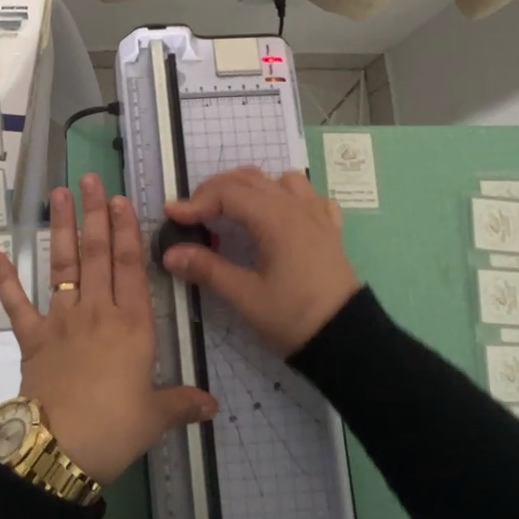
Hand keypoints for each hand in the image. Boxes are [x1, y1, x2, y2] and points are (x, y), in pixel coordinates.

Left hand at [0, 174, 217, 483]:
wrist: (59, 447)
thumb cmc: (115, 427)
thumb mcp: (156, 416)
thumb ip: (182, 403)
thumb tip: (214, 407)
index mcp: (132, 325)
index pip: (132, 266)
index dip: (127, 230)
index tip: (120, 199)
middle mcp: (97, 312)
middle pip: (97, 254)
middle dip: (94, 214)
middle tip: (89, 179)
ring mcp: (61, 322)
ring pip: (62, 266)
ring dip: (59, 229)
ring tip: (58, 195)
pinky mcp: (32, 339)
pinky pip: (17, 305)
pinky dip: (5, 280)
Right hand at [162, 167, 361, 356]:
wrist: (347, 338)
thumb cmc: (293, 317)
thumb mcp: (245, 297)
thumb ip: (207, 269)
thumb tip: (170, 253)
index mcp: (275, 219)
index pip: (227, 194)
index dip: (196, 202)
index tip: (172, 216)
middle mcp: (296, 207)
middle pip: (249, 179)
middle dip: (215, 191)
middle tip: (193, 215)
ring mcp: (317, 215)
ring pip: (279, 180)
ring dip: (251, 187)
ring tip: (232, 211)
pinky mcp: (329, 229)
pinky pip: (307, 195)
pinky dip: (285, 196)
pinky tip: (277, 216)